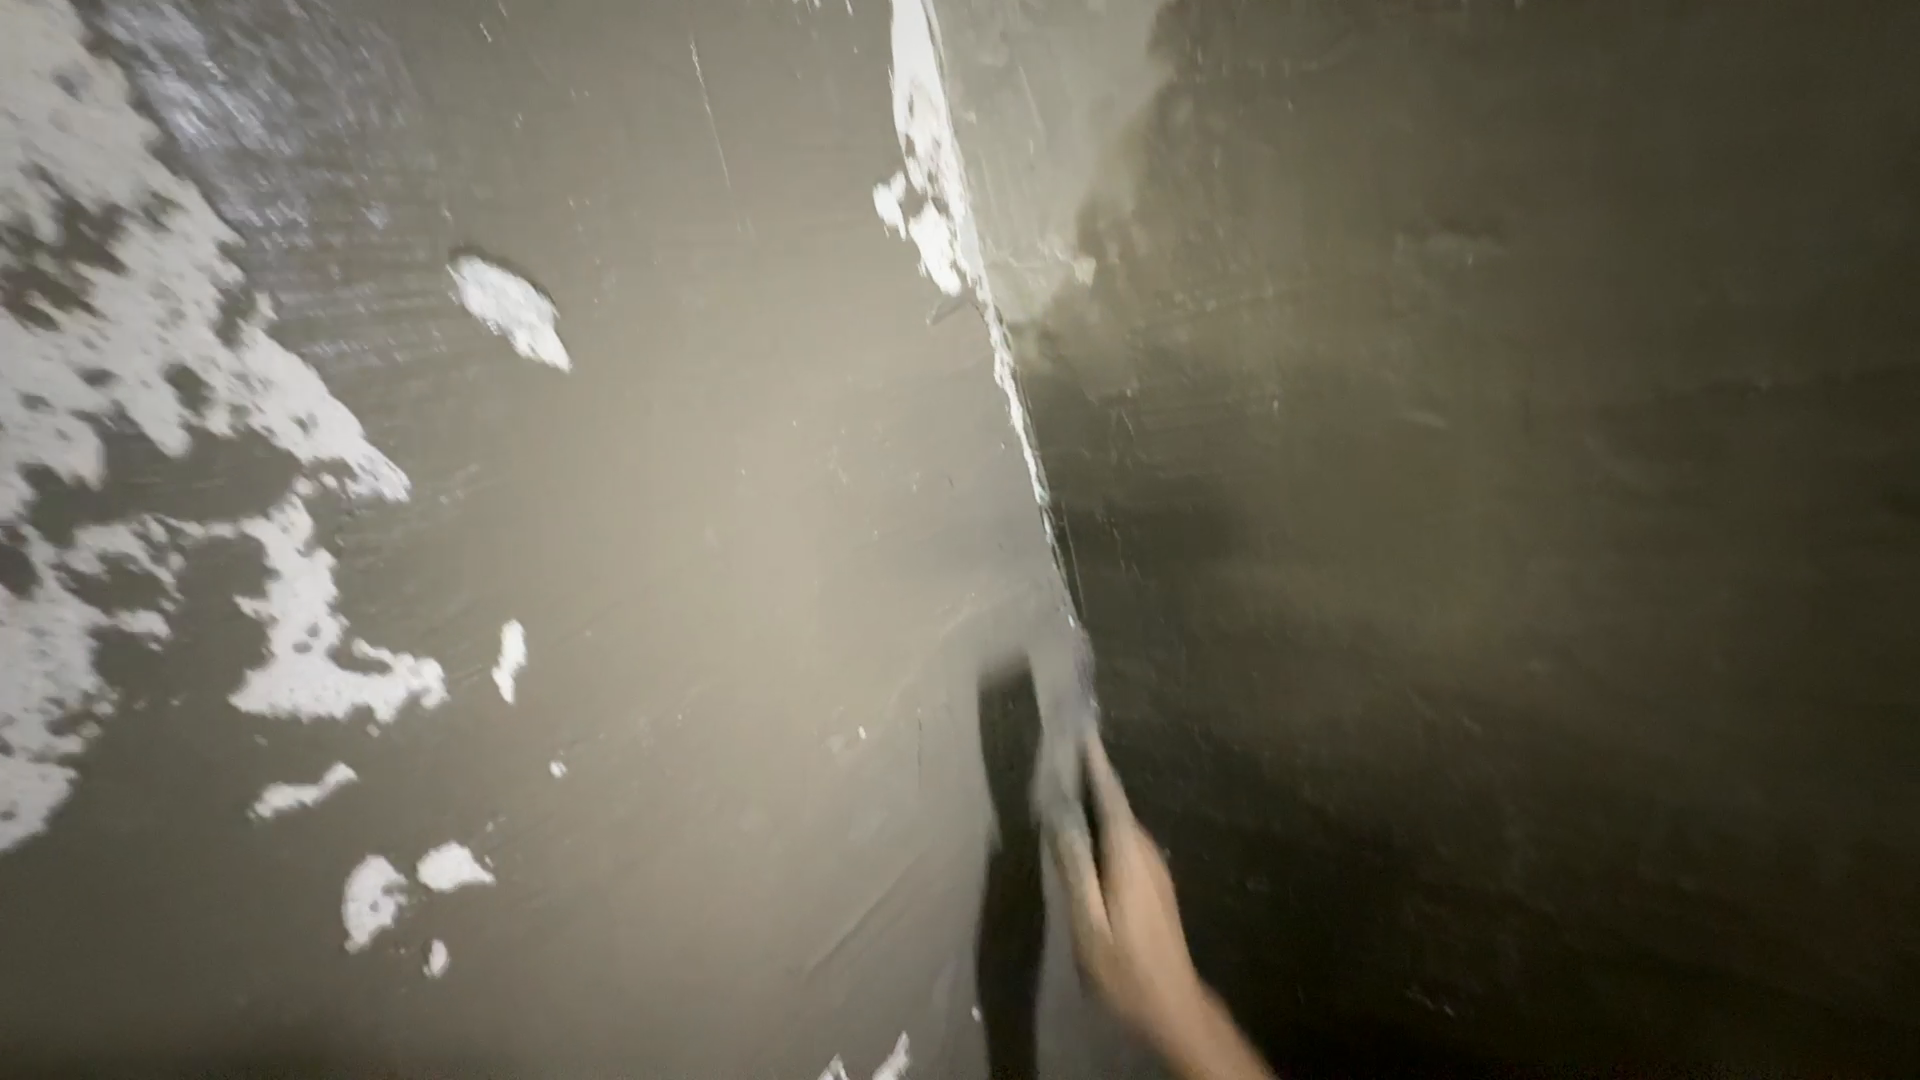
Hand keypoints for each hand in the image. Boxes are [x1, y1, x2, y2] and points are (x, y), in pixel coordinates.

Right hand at [1052, 734, 1206, 1048]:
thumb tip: (1059, 817)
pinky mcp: (1152, 879)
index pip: (1110, 795)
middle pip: (1115, 802)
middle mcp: (1145, 850)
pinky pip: (1123, 836)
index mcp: (1128, 854)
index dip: (1095, 762)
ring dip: (1096, 798)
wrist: (1173, 1006)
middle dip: (1091, 774)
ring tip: (1067, 780)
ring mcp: (1153, 865)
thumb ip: (1075, 867)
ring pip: (1120, 819)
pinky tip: (1085, 828)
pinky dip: (1104, 821)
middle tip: (1062, 750)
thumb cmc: (1125, 967)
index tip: (1081, 730)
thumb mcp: (1089, 922)